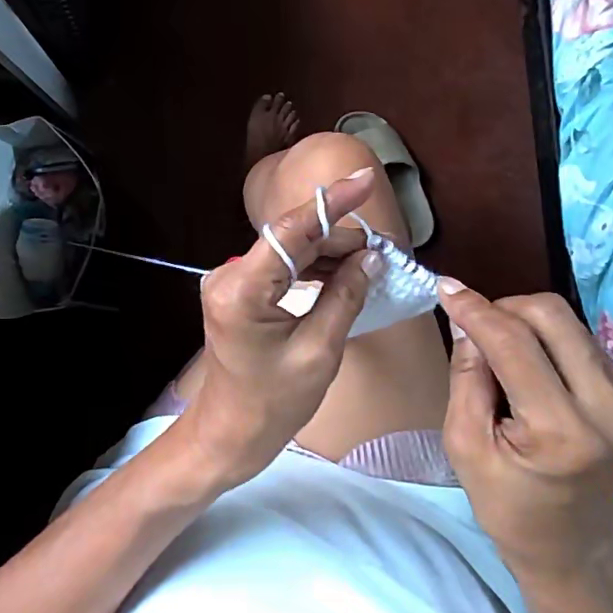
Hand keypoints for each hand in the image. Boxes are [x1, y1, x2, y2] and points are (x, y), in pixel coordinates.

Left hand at [179, 168, 381, 485]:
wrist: (230, 431)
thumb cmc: (273, 403)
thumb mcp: (319, 352)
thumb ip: (344, 297)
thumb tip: (371, 258)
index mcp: (242, 290)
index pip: (291, 231)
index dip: (331, 203)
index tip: (365, 180)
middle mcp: (228, 276)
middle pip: (292, 239)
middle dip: (339, 238)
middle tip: (384, 250)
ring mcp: (229, 281)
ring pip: (288, 251)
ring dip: (329, 253)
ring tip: (370, 263)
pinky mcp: (237, 290)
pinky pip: (280, 267)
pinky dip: (312, 268)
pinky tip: (343, 273)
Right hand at [437, 285, 612, 586]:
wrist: (571, 548)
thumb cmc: (507, 504)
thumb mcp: (464, 445)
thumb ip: (467, 377)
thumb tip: (466, 320)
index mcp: (562, 432)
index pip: (515, 344)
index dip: (476, 309)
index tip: (446, 287)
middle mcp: (611, 412)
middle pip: (553, 317)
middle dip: (504, 307)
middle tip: (474, 325)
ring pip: (571, 324)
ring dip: (526, 324)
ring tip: (501, 354)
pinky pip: (586, 344)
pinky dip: (549, 343)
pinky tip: (533, 370)